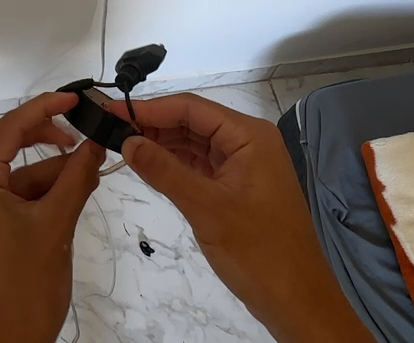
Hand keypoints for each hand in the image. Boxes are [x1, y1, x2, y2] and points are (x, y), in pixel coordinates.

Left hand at [0, 92, 106, 342]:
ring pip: (10, 170)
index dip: (43, 108)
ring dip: (46, 167)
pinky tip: (70, 188)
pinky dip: (36, 189)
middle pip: (4, 144)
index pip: (7, 128)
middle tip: (80, 132)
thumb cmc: (25, 288)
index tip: (74, 99)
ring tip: (87, 166)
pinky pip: (7, 192)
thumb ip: (77, 177)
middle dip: (45, 136)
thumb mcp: (56, 226)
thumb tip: (96, 144)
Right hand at [121, 93, 370, 342]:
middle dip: (154, 124)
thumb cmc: (259, 252)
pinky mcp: (241, 185)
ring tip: (124, 144)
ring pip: (196, 141)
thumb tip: (126, 141)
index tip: (112, 110)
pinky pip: (203, 163)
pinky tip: (151, 165)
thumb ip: (164, 170)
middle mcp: (249, 141)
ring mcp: (246, 163)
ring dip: (163, 143)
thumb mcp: (206, 208)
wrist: (301, 306)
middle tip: (112, 129)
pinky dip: (177, 163)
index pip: (190, 107)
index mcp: (248, 135)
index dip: (149, 108)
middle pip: (192, 121)